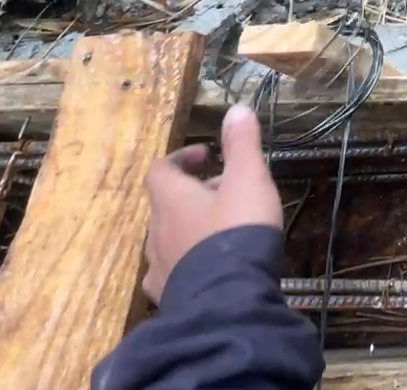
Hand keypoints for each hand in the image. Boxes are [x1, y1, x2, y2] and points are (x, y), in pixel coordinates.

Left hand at [142, 102, 283, 303]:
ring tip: (224, 224)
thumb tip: (236, 108)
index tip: (206, 155)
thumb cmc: (238, 228)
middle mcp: (157, 230)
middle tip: (227, 188)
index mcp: (172, 199)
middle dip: (194, 191)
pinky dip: (188, 256)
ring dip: (190, 223)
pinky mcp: (168, 293)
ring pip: (169, 235)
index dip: (180, 158)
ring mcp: (159, 265)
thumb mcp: (249, 177)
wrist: (227, 298)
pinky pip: (172, 267)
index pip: (159, 170)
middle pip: (166, 203)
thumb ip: (242, 143)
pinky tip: (211, 261)